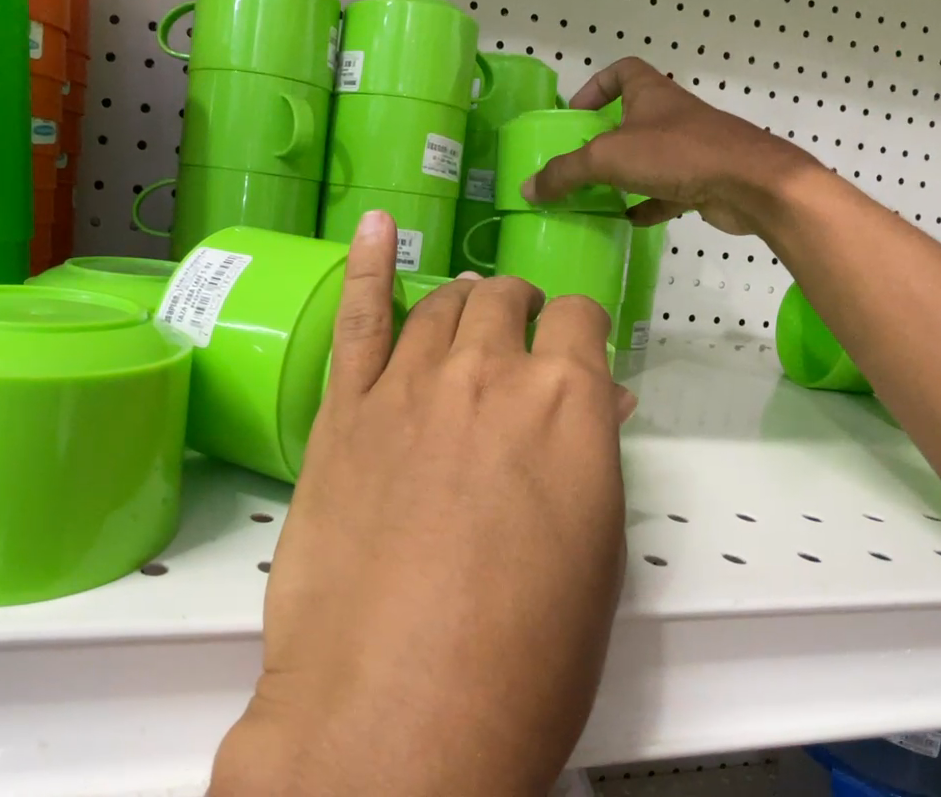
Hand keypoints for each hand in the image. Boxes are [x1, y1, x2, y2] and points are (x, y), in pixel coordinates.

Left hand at [210, 212, 635, 796]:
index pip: (580, 321)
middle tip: (516, 348)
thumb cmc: (521, 663)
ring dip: (463, 303)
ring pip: (443, 302)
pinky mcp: (344, 412)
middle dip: (519, 314)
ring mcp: (408, 386)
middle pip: (506, 299)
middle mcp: (490, 375)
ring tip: (467, 319)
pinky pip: (358, 314)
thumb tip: (596, 403)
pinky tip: (376, 227)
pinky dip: (368, 263)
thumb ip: (591, 458)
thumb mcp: (593, 559)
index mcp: (569, 405)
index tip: (574, 353)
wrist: (395, 714)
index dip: (579, 335)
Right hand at [524, 56, 821, 236]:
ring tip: (597, 193)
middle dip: (605, 137)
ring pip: (650, 157)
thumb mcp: (608, 158)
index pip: (623, 70)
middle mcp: (672, 116)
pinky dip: (647, 204)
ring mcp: (691, 149)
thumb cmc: (677, 154)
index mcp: (651, 94)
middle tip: (579, 161)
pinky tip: (629, 220)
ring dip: (625, 173)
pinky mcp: (703, 181)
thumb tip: (528, 188)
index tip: (576, 112)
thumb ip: (565, 172)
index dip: (597, 85)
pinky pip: (667, 191)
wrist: (751, 184)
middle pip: (634, 118)